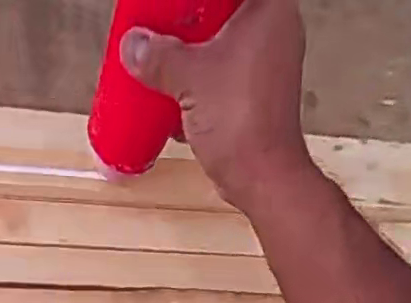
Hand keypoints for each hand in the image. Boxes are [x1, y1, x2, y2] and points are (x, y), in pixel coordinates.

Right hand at [118, 0, 318, 211]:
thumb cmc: (241, 121)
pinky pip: (225, 77)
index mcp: (268, 8)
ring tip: (166, 56)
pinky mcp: (258, 98)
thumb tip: (134, 45)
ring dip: (196, 52)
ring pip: (226, 44)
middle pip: (227, 12)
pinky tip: (178, 92)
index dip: (201, 0)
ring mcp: (269, 66)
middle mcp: (276, 30)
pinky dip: (203, 82)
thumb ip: (159, 57)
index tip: (176, 7)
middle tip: (165, 23)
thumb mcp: (189, 80)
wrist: (261, 177)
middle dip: (193, 19)